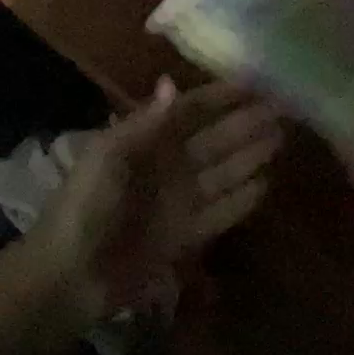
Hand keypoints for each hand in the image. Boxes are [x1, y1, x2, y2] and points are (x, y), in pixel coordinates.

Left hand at [29, 78, 283, 324]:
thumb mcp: (109, 156)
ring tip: (281, 138)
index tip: (253, 83)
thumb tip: (172, 80)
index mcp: (144, 140)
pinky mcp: (186, 235)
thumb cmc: (84, 205)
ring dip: (250, 156)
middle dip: (244, 124)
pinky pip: (221, 211)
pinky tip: (267, 185)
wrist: (70, 274)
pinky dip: (242, 199)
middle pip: (212, 139)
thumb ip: (145, 122)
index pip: (189, 111)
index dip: (219, 97)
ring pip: (222, 172)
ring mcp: (178, 200)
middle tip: (282, 108)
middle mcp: (165, 165)